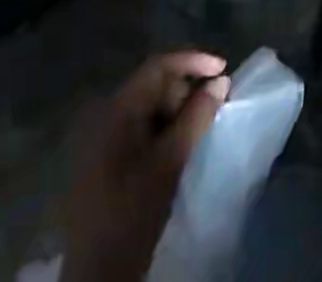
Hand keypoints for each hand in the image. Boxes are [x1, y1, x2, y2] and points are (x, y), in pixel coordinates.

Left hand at [60, 51, 229, 281]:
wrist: (96, 275)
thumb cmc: (131, 214)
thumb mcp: (169, 163)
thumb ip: (197, 117)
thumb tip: (221, 81)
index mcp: (116, 111)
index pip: (157, 66)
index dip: (193, 61)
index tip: (224, 70)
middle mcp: (107, 117)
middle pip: (153, 84)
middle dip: (188, 88)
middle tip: (216, 106)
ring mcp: (105, 139)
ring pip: (150, 107)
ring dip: (179, 110)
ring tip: (203, 127)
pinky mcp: (109, 160)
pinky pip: (142, 128)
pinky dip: (166, 128)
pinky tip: (183, 145)